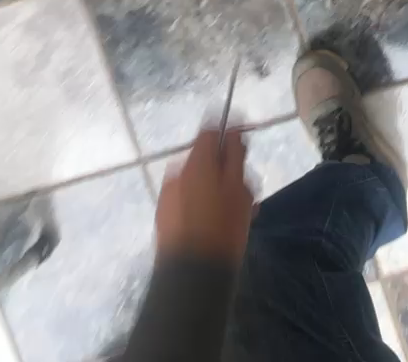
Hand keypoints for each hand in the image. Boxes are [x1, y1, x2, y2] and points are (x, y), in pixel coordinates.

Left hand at [154, 127, 254, 262]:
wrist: (190, 276)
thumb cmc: (222, 229)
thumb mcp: (239, 189)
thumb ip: (235, 157)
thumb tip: (233, 132)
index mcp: (196, 162)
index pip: (211, 131)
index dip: (228, 136)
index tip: (243, 152)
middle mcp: (176, 172)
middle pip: (203, 158)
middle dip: (223, 168)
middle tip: (243, 189)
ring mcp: (167, 195)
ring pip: (195, 180)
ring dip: (212, 187)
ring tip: (232, 211)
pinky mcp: (163, 217)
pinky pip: (186, 198)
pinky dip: (200, 202)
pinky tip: (214, 223)